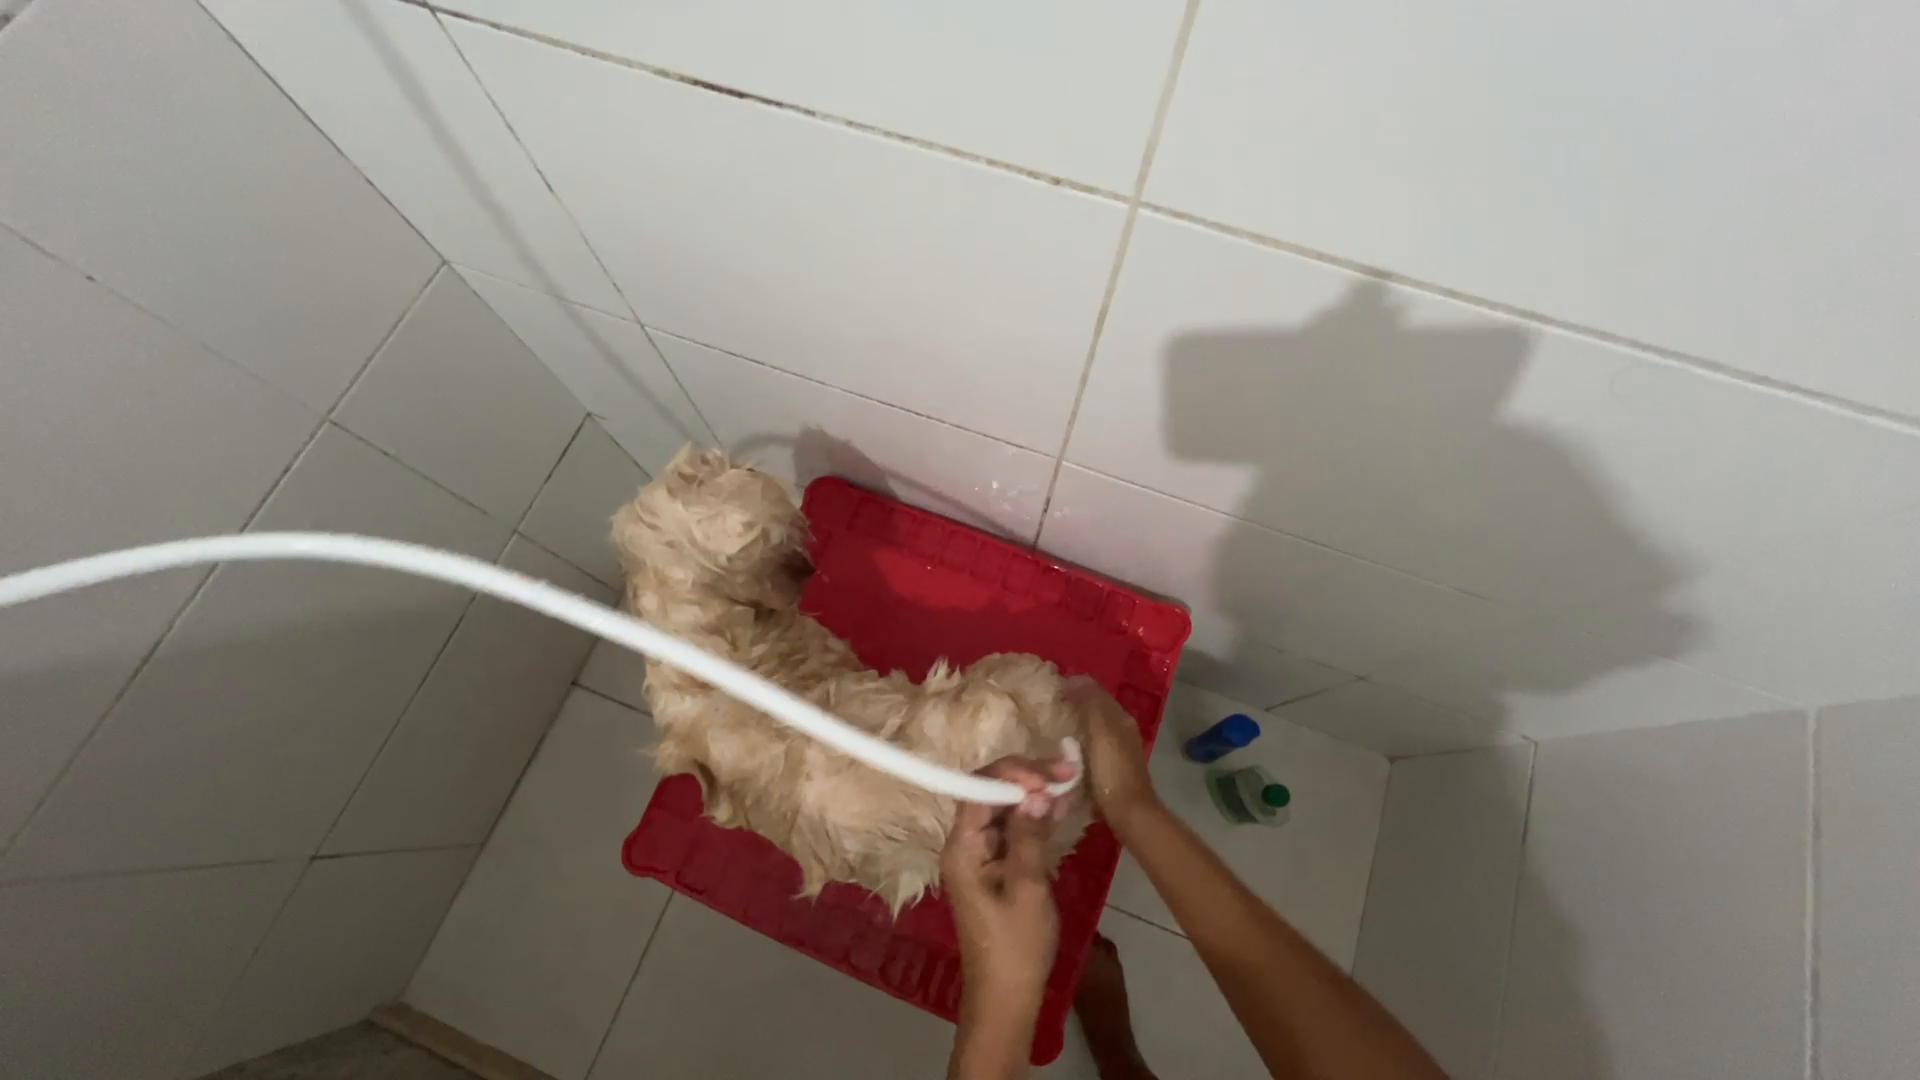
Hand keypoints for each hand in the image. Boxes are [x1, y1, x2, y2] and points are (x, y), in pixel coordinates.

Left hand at [942, 757, 1068, 1000]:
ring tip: (1069, 780)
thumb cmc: (1016, 946)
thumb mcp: (1028, 887)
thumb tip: (1035, 793)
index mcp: (962, 848)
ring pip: (1006, 810)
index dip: (1012, 774)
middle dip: (1027, 779)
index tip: (1047, 777)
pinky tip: (1061, 806)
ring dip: (1035, 795)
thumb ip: (1029, 836)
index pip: (979, 790)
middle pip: (992, 794)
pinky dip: (1036, 817)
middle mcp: (967, 845)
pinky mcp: (998, 867)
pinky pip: (1014, 830)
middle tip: (1066, 772)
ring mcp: (982, 856)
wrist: (1008, 998)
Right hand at [1063, 676, 1157, 826]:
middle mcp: (1122, 730)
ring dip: (1074, 724)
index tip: (1049, 689)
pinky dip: (1076, 743)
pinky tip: (1061, 751)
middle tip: (1044, 707)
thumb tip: (1074, 677)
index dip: (1075, 686)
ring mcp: (1117, 751)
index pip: (1096, 692)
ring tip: (1048, 726)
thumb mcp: (1100, 731)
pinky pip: (1089, 746)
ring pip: (1092, 728)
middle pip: (1095, 709)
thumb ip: (1090, 703)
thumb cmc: (1112, 770)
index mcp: (1120, 718)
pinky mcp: (1109, 769)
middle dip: (1073, 704)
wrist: (1128, 813)